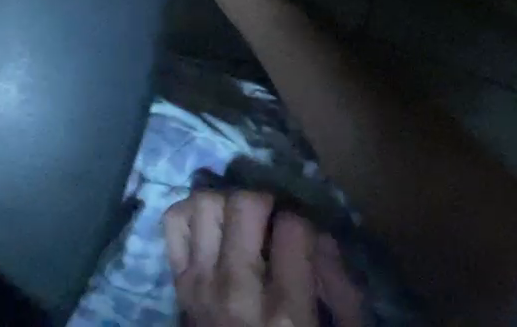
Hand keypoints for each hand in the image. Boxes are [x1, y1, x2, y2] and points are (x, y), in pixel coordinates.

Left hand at [163, 191, 365, 326]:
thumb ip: (341, 292)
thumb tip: (323, 239)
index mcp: (287, 315)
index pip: (294, 228)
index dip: (305, 222)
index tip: (306, 235)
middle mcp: (238, 291)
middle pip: (243, 205)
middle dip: (265, 201)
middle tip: (274, 218)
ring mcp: (201, 284)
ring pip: (204, 204)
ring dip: (227, 202)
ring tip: (243, 220)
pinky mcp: (179, 283)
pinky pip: (174, 223)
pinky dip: (192, 213)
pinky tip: (212, 227)